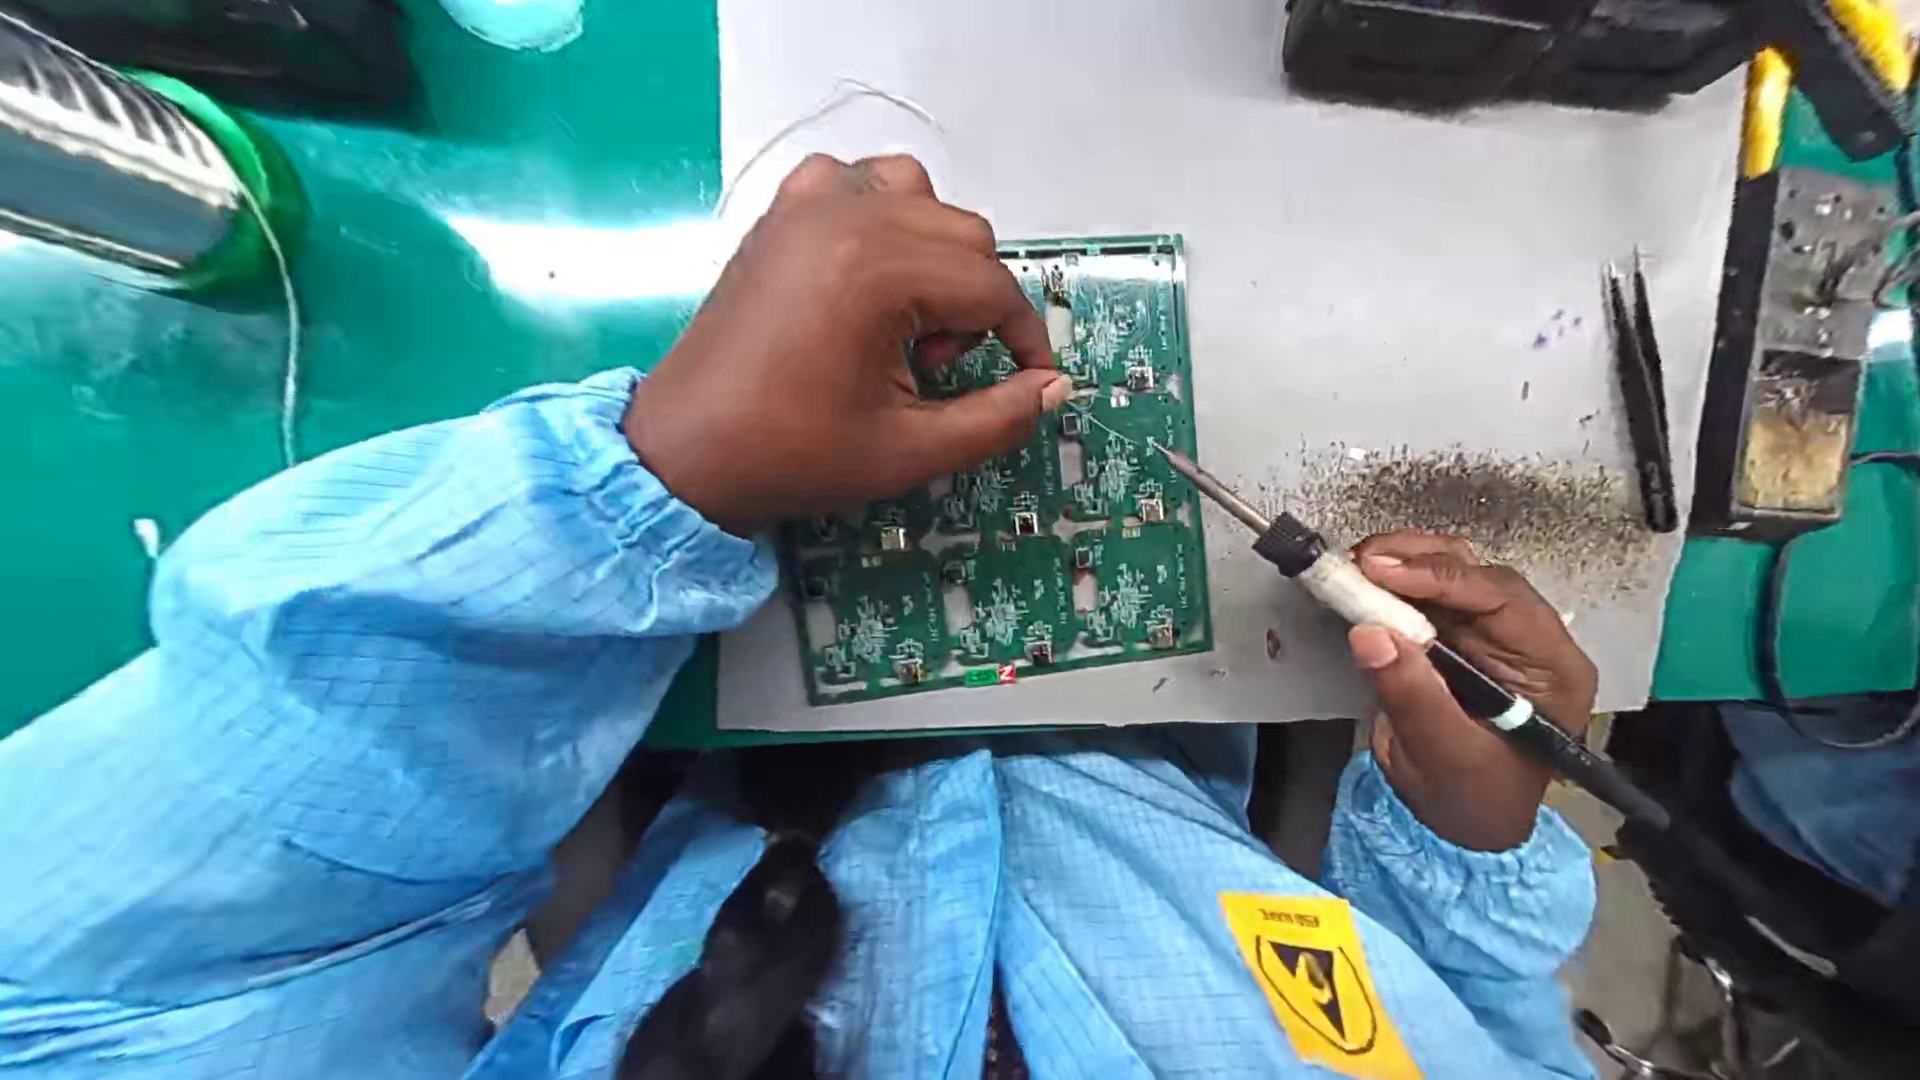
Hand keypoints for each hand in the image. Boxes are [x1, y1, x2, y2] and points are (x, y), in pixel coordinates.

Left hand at [624, 154, 1071, 535]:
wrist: (691, 452)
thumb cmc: (797, 457)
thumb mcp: (911, 453)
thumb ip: (996, 420)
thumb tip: (1053, 388)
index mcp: (879, 271)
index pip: (993, 287)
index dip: (1026, 339)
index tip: (1030, 382)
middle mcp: (847, 212)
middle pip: (966, 237)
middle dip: (975, 307)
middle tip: (934, 370)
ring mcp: (808, 202)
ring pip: (921, 199)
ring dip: (938, 260)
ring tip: (904, 325)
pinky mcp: (783, 212)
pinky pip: (862, 185)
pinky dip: (887, 224)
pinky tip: (870, 280)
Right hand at [1346, 530, 1597, 850]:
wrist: (1456, 816)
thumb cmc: (1469, 793)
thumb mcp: (1444, 751)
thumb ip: (1411, 694)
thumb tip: (1368, 633)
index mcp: (1547, 664)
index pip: (1500, 598)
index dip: (1439, 577)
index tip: (1378, 570)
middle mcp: (1519, 637)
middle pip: (1474, 572)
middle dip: (1414, 558)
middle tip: (1357, 561)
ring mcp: (1479, 633)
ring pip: (1445, 570)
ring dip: (1398, 559)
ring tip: (1351, 565)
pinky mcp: (1442, 635)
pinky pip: (1414, 593)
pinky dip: (1382, 579)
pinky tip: (1354, 579)